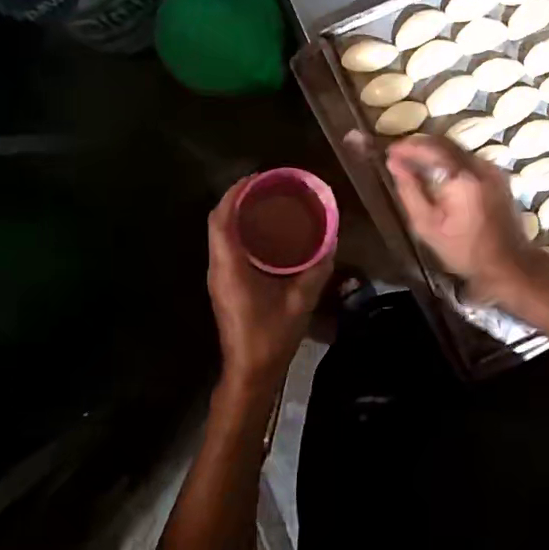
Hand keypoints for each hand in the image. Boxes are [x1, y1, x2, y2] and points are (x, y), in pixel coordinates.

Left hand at [206, 176, 333, 391]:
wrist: (250, 372)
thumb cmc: (271, 336)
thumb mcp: (301, 301)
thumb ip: (317, 269)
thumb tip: (331, 240)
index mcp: (230, 266)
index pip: (222, 219)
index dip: (235, 193)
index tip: (257, 177)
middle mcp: (218, 267)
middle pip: (217, 222)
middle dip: (237, 198)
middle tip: (265, 186)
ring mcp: (218, 277)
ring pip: (219, 234)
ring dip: (237, 214)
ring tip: (266, 202)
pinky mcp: (224, 285)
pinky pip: (226, 247)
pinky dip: (239, 231)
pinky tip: (264, 233)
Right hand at [384, 135, 548, 305]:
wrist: (508, 263)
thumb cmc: (463, 250)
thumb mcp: (427, 225)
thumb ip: (409, 190)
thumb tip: (394, 164)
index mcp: (461, 176)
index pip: (430, 147)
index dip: (407, 147)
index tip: (390, 152)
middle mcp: (479, 165)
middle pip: (445, 143)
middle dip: (419, 145)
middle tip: (399, 154)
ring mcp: (492, 169)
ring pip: (458, 149)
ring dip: (435, 151)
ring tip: (414, 161)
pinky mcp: (499, 176)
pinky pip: (469, 159)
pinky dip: (450, 160)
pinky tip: (439, 172)